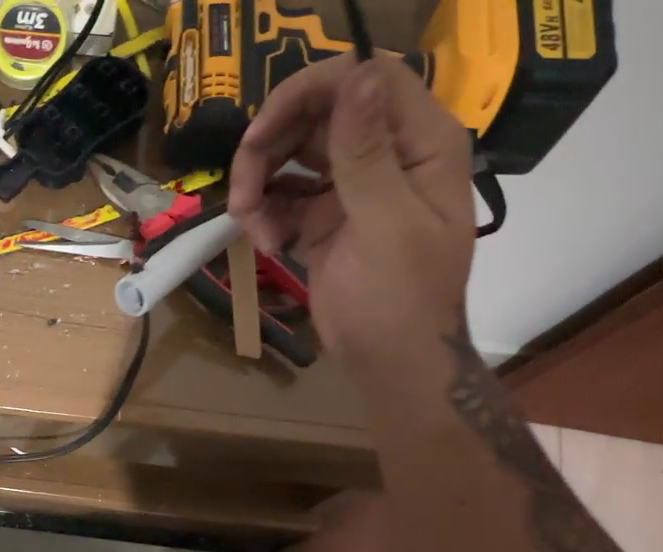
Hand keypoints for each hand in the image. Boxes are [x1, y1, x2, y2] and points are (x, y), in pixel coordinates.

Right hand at [229, 56, 474, 361]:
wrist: (390, 363)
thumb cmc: (399, 300)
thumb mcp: (385, 226)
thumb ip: (367, 154)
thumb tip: (358, 77)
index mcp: (420, 143)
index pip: (364, 79)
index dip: (308, 92)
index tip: (261, 133)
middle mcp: (388, 153)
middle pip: (318, 114)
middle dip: (271, 148)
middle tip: (242, 193)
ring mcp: (354, 186)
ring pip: (293, 153)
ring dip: (260, 184)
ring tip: (251, 227)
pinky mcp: (325, 217)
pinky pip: (284, 195)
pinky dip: (266, 214)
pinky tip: (266, 244)